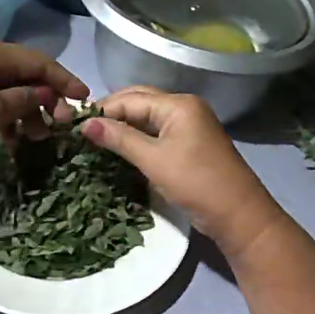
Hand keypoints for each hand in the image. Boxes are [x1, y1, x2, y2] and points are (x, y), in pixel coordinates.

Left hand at [0, 38, 88, 167]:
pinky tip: (11, 139)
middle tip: (59, 126)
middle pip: (24, 73)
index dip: (64, 79)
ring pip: (8, 88)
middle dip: (45, 99)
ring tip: (36, 138)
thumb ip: (26, 100)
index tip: (84, 100)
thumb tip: (48, 94)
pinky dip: (5, 116)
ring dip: (26, 111)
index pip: (38, 61)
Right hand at [81, 86, 289, 251]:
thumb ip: (119, 139)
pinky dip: (137, 136)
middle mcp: (184, 107)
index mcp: (178, 104)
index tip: (76, 125)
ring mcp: (189, 124)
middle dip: (112, 113)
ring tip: (96, 138)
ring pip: (147, 117)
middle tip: (84, 130)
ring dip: (123, 125)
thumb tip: (85, 124)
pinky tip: (119, 146)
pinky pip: (157, 131)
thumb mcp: (153, 160)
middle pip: (140, 101)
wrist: (238, 215)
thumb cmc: (196, 183)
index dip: (103, 110)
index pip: (131, 99)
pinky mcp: (189, 142)